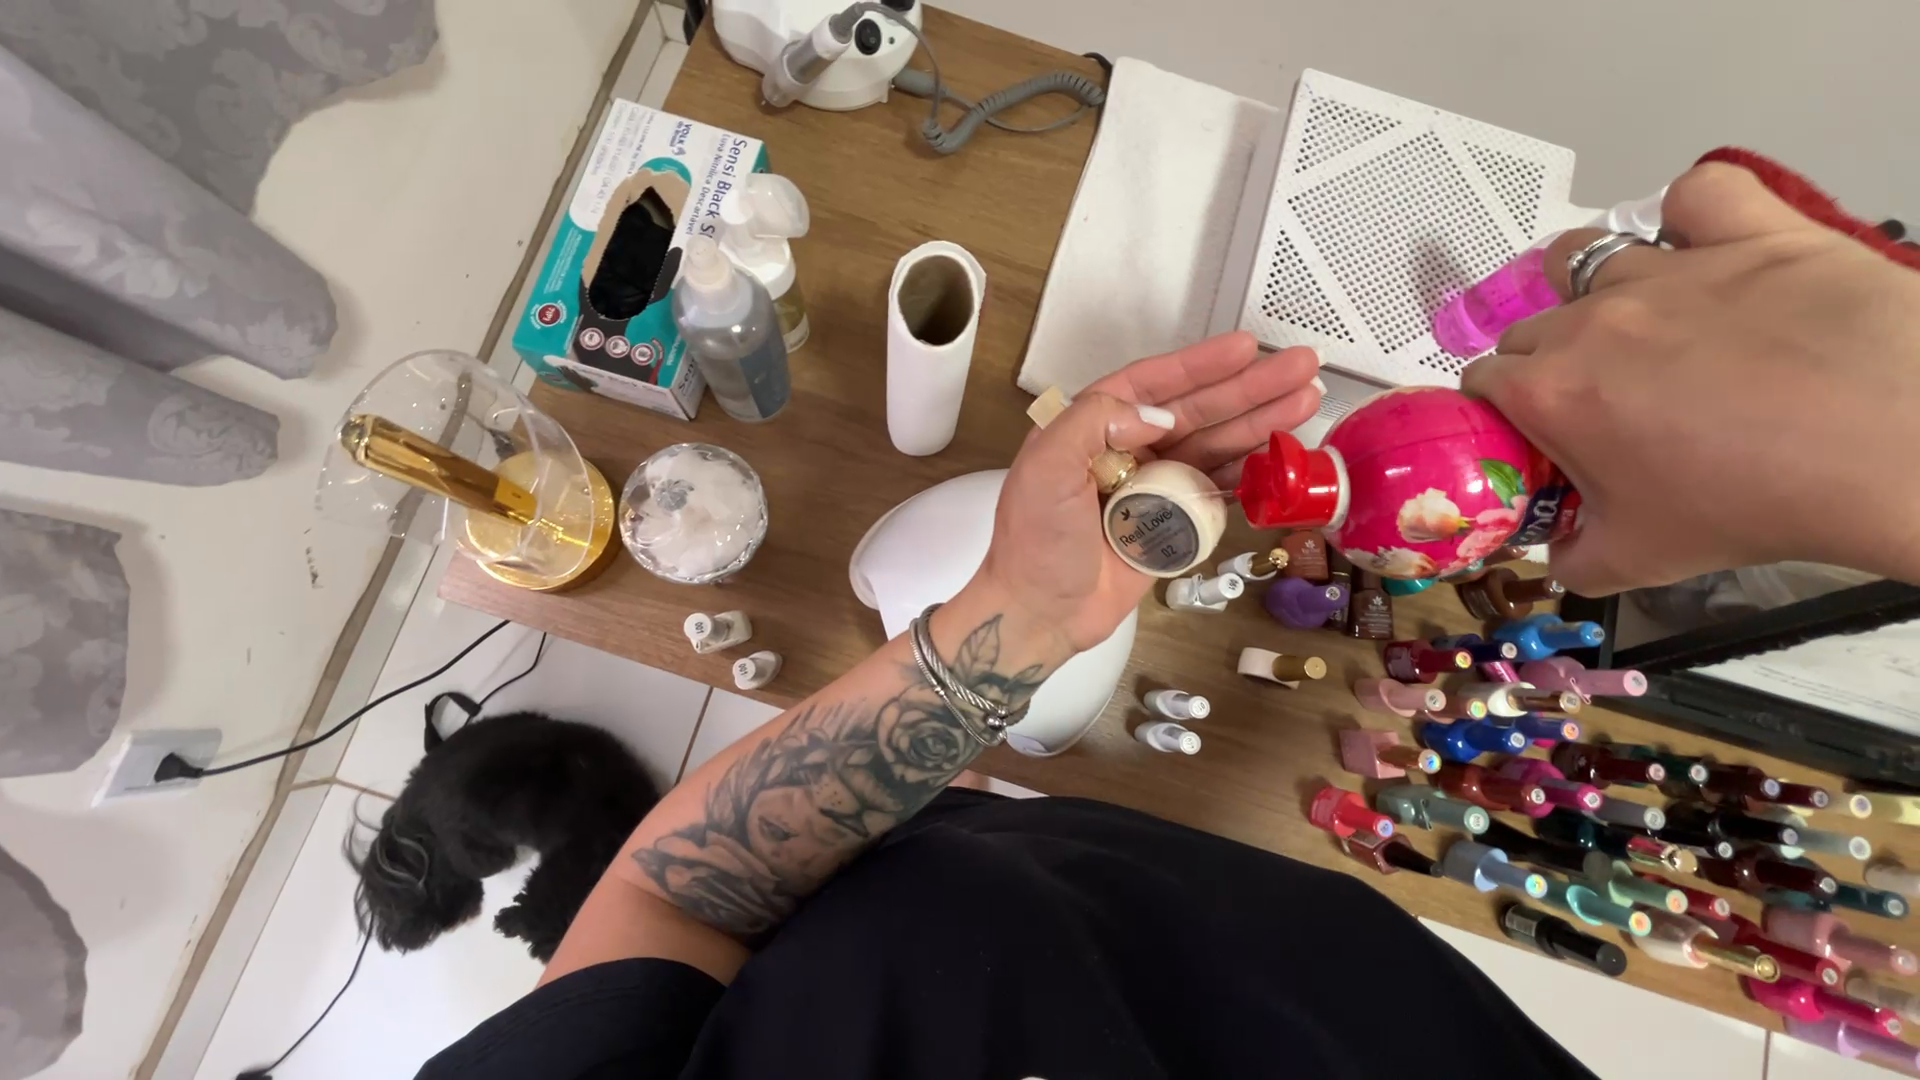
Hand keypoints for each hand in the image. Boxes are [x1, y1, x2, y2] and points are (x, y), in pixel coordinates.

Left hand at [971, 332, 1321, 653]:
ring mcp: (1149, 488)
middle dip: (1246, 389)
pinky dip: (1246, 472)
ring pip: (1212, 446)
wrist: (1040, 613)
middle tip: (1301, 368)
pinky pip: (1215, 490)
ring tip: (1306, 401)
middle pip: (1193, 412)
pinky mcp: (1169, 524)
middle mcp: (1122, 452)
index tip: (1245, 348)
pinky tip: (1280, 453)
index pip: (1149, 384)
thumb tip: (1156, 413)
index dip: (1199, 365)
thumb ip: (1092, 421)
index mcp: (1088, 429)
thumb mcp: (1046, 468)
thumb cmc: (1034, 543)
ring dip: (1257, 425)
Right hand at [1463, 162, 1919, 594]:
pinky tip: (1699, 243)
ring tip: (1629, 313)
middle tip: (1593, 392)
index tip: (1526, 426)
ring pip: (1584, 256)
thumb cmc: (1748, 504)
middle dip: (1540, 358)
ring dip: (1586, 286)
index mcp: (1545, 391)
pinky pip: (1699, 194)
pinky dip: (1690, 214)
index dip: (1496, 405)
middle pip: (1526, 327)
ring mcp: (1668, 271)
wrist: (1899, 454)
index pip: (1479, 382)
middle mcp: (1586, 322)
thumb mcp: (1634, 559)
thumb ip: (1570, 559)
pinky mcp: (1753, 236)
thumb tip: (1552, 555)